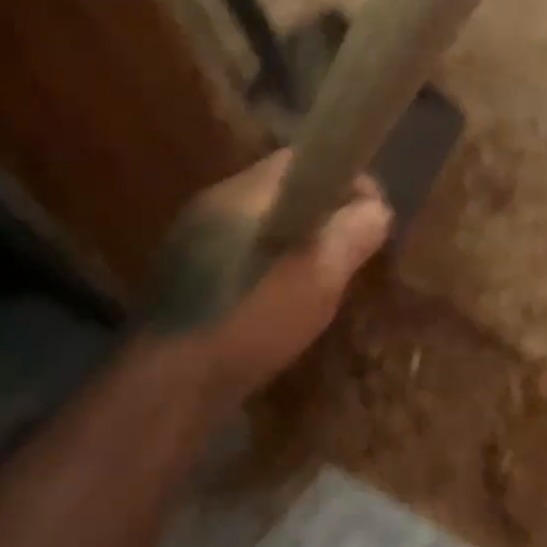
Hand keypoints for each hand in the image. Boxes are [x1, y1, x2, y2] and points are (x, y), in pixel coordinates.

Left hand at [149, 151, 391, 398]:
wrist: (169, 387)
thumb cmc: (252, 320)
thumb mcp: (321, 274)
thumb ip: (354, 232)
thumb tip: (377, 209)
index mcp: (243, 196)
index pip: (304, 158)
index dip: (348, 178)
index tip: (374, 214)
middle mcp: (213, 207)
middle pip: (286, 189)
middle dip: (328, 212)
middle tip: (357, 248)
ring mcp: (193, 242)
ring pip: (267, 222)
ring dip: (303, 238)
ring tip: (329, 275)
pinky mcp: (187, 276)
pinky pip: (247, 249)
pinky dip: (276, 260)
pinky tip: (288, 296)